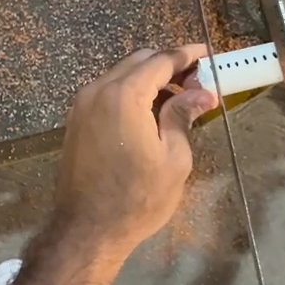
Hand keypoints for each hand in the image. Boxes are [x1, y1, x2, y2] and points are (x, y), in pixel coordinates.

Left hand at [50, 45, 217, 258]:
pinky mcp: (77, 120)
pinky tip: (151, 111)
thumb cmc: (137, 198)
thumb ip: (183, 116)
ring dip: (149, 79)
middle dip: (169, 65)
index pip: (160, 61)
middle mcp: (98, 90)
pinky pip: (108, 92)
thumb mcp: (173, 157)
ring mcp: (83, 104)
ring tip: (179, 98)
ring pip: (121, 75)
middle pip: (139, 62)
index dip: (187, 55)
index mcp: (124, 95)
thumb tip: (203, 93)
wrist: (87, 230)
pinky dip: (131, 92)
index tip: (208, 53)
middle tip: (198, 80)